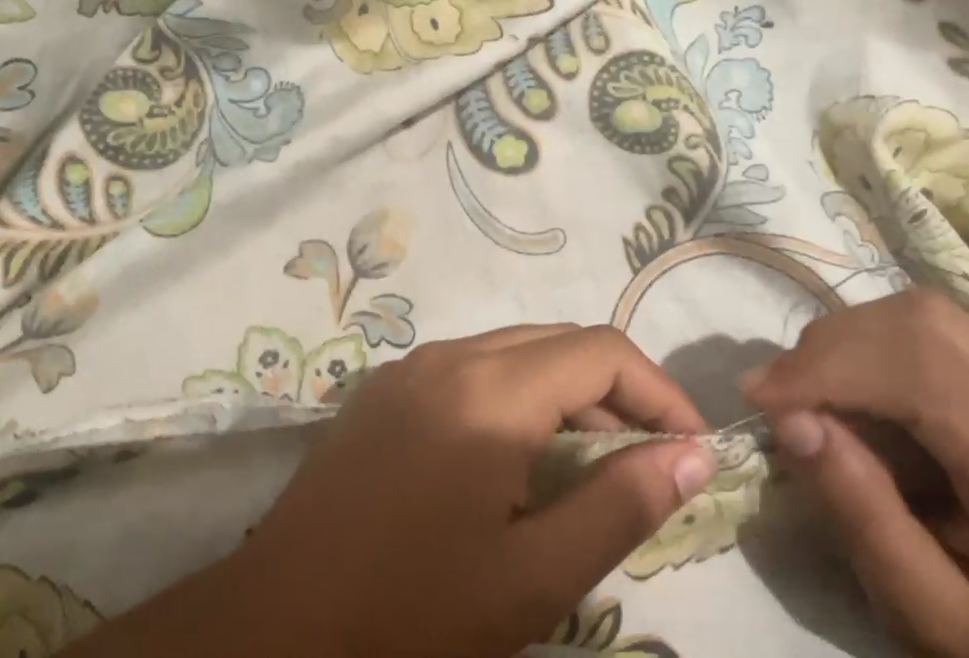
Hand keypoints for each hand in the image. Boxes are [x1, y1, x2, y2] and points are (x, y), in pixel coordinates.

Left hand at [88, 325, 716, 657]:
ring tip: (586, 468)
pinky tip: (510, 462)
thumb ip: (622, 505)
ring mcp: (403, 372)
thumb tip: (692, 455)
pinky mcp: (375, 396)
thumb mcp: (535, 575)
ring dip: (561, 396)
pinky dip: (510, 399)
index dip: (658, 391)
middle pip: (555, 343)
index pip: (601, 351)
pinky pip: (464, 373)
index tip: (690, 450)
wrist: (276, 627)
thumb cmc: (414, 610)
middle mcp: (445, 357)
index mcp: (489, 390)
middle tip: (646, 463)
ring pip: (508, 354)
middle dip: (614, 392)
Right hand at [742, 290, 968, 657]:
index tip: (757, 399)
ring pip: (927, 315)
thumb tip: (791, 420)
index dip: (830, 368)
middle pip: (924, 322)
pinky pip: (938, 336)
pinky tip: (848, 393)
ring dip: (849, 339)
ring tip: (803, 393)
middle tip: (775, 396)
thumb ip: (866, 520)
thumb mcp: (937, 618)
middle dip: (832, 345)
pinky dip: (874, 347)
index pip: (925, 371)